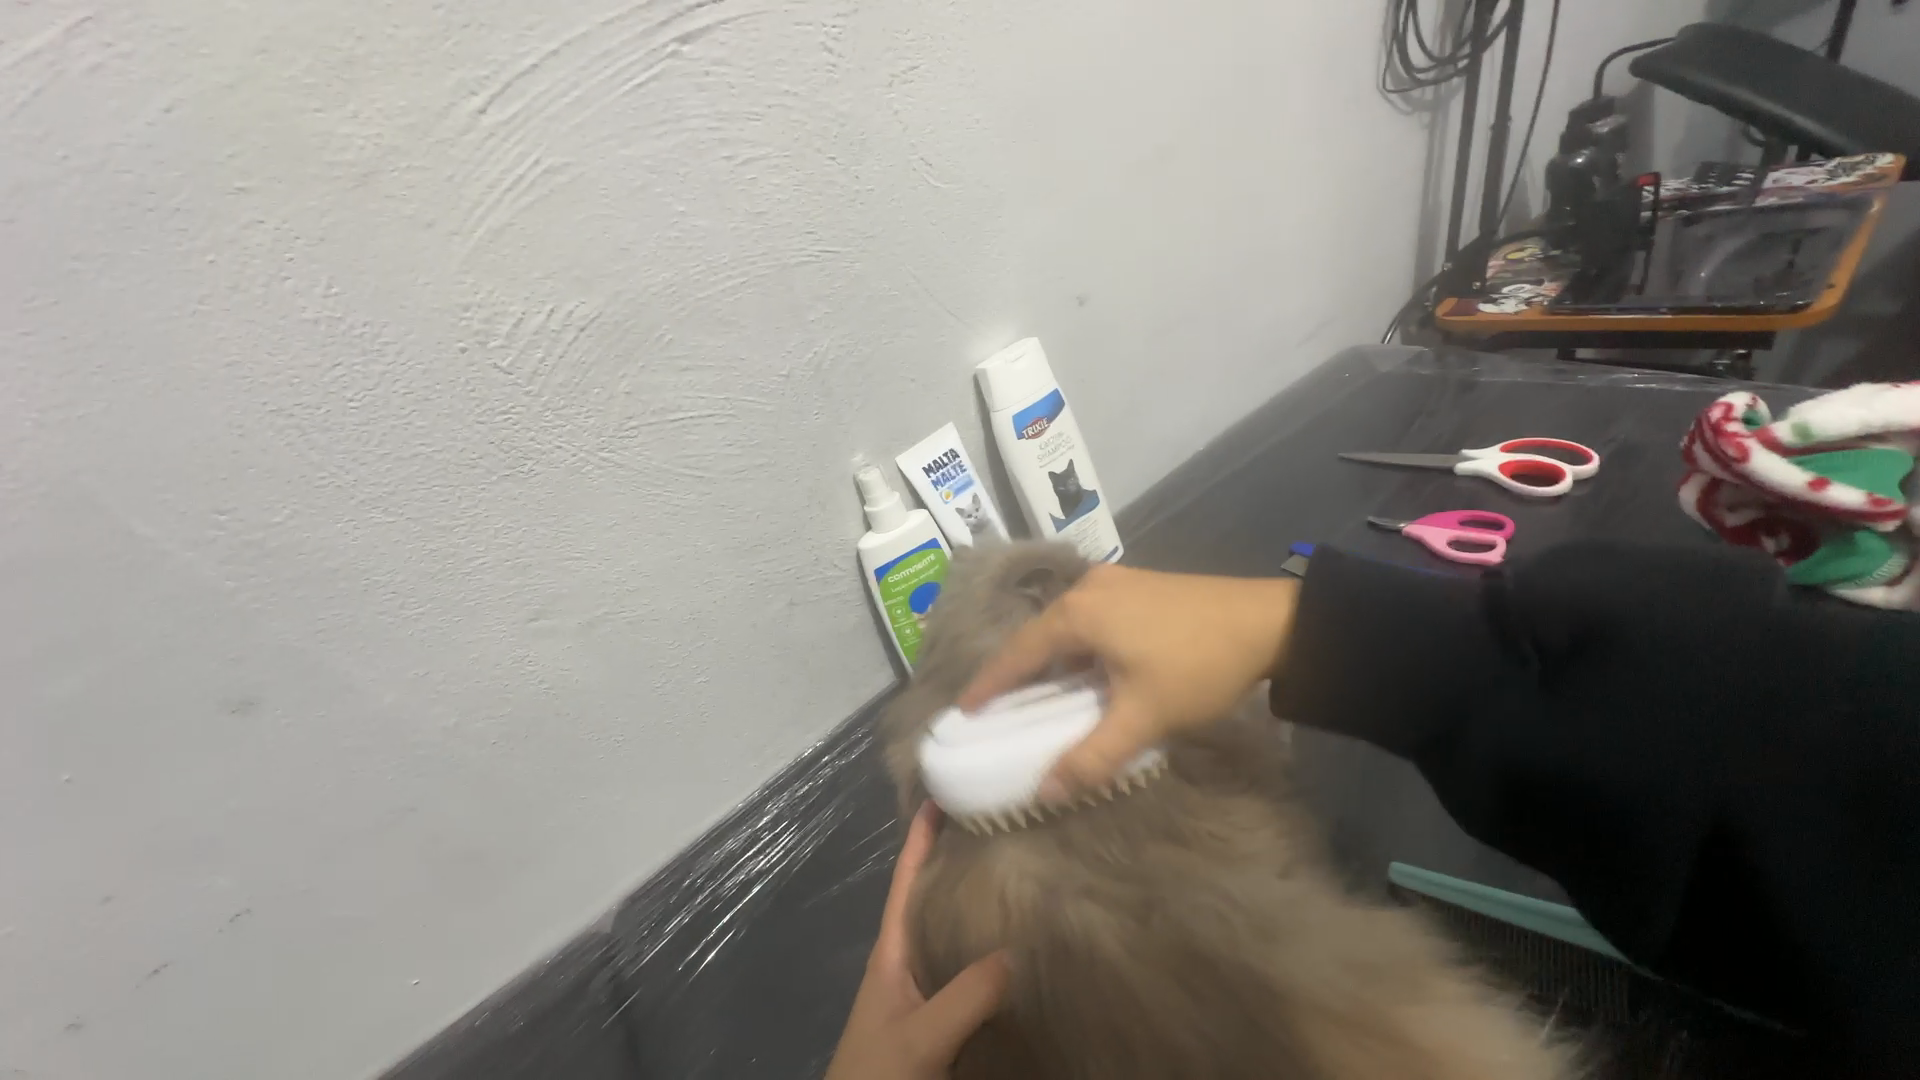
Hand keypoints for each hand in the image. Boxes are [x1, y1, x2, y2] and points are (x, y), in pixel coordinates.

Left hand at [825, 803, 1010, 1079]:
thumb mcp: (919, 1035)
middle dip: (959, 860)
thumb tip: (1018, 950)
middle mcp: (908, 960)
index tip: (943, 794)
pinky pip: (968, 969)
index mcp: (892, 950)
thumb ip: (964, 996)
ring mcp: (923, 989)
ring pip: (952, 932)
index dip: (921, 836)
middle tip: (1000, 827)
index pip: (906, 879)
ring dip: (977, 903)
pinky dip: (990, 949)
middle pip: (933, 898)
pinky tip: (1019, 946)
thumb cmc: (876, 1074)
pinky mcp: (940, 1017)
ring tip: (1018, 873)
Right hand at [958, 563, 1299, 797]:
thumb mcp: (1145, 717)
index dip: (989, 683)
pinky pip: (1089, 618)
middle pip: (1037, 635)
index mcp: (1077, 614)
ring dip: (1049, 659)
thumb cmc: (1198, 665)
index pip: (1017, 653)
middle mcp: (1087, 589)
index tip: (964, 709)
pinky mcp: (1137, 585)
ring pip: (1064, 626)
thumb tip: (1044, 792)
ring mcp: (1114, 581)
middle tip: (998, 707)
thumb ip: (1093, 755)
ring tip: (1037, 692)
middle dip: (1016, 672)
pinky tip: (1083, 668)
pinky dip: (1076, 646)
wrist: (1270, 621)